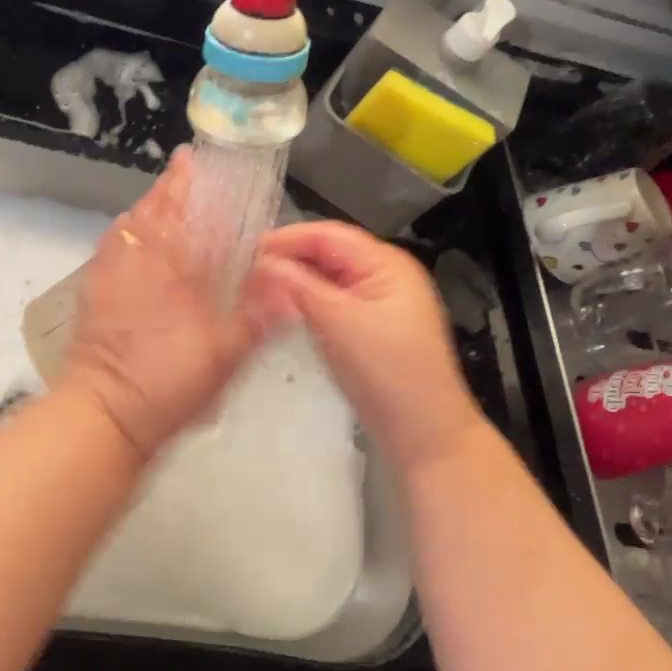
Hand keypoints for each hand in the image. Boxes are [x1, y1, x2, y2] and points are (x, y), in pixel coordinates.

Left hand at [64, 149, 273, 458]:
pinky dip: (130, 242)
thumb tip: (291, 284)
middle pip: (147, 211)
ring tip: (168, 211)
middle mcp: (130, 258)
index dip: (183, 180)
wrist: (103, 415)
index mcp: (164, 260)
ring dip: (147, 216)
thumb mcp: (225, 352)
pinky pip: (113, 253)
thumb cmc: (165, 380)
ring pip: (127, 231)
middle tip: (185, 179)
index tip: (190, 157)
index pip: (175, 205)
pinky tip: (144, 256)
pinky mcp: (92, 297)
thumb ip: (259, 315)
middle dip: (166, 193)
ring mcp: (105, 275)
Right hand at [252, 222, 485, 473]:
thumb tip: (261, 262)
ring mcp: (379, 302)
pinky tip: (282, 313)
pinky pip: (331, 301)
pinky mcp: (370, 328)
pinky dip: (306, 303)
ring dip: (294, 282)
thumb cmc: (389, 374)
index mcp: (387, 262)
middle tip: (244, 277)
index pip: (326, 234)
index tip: (245, 255)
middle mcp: (385, 274)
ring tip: (256, 293)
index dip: (285, 240)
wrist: (426, 436)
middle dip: (287, 260)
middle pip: (326, 253)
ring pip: (326, 278)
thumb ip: (299, 287)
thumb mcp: (339, 323)